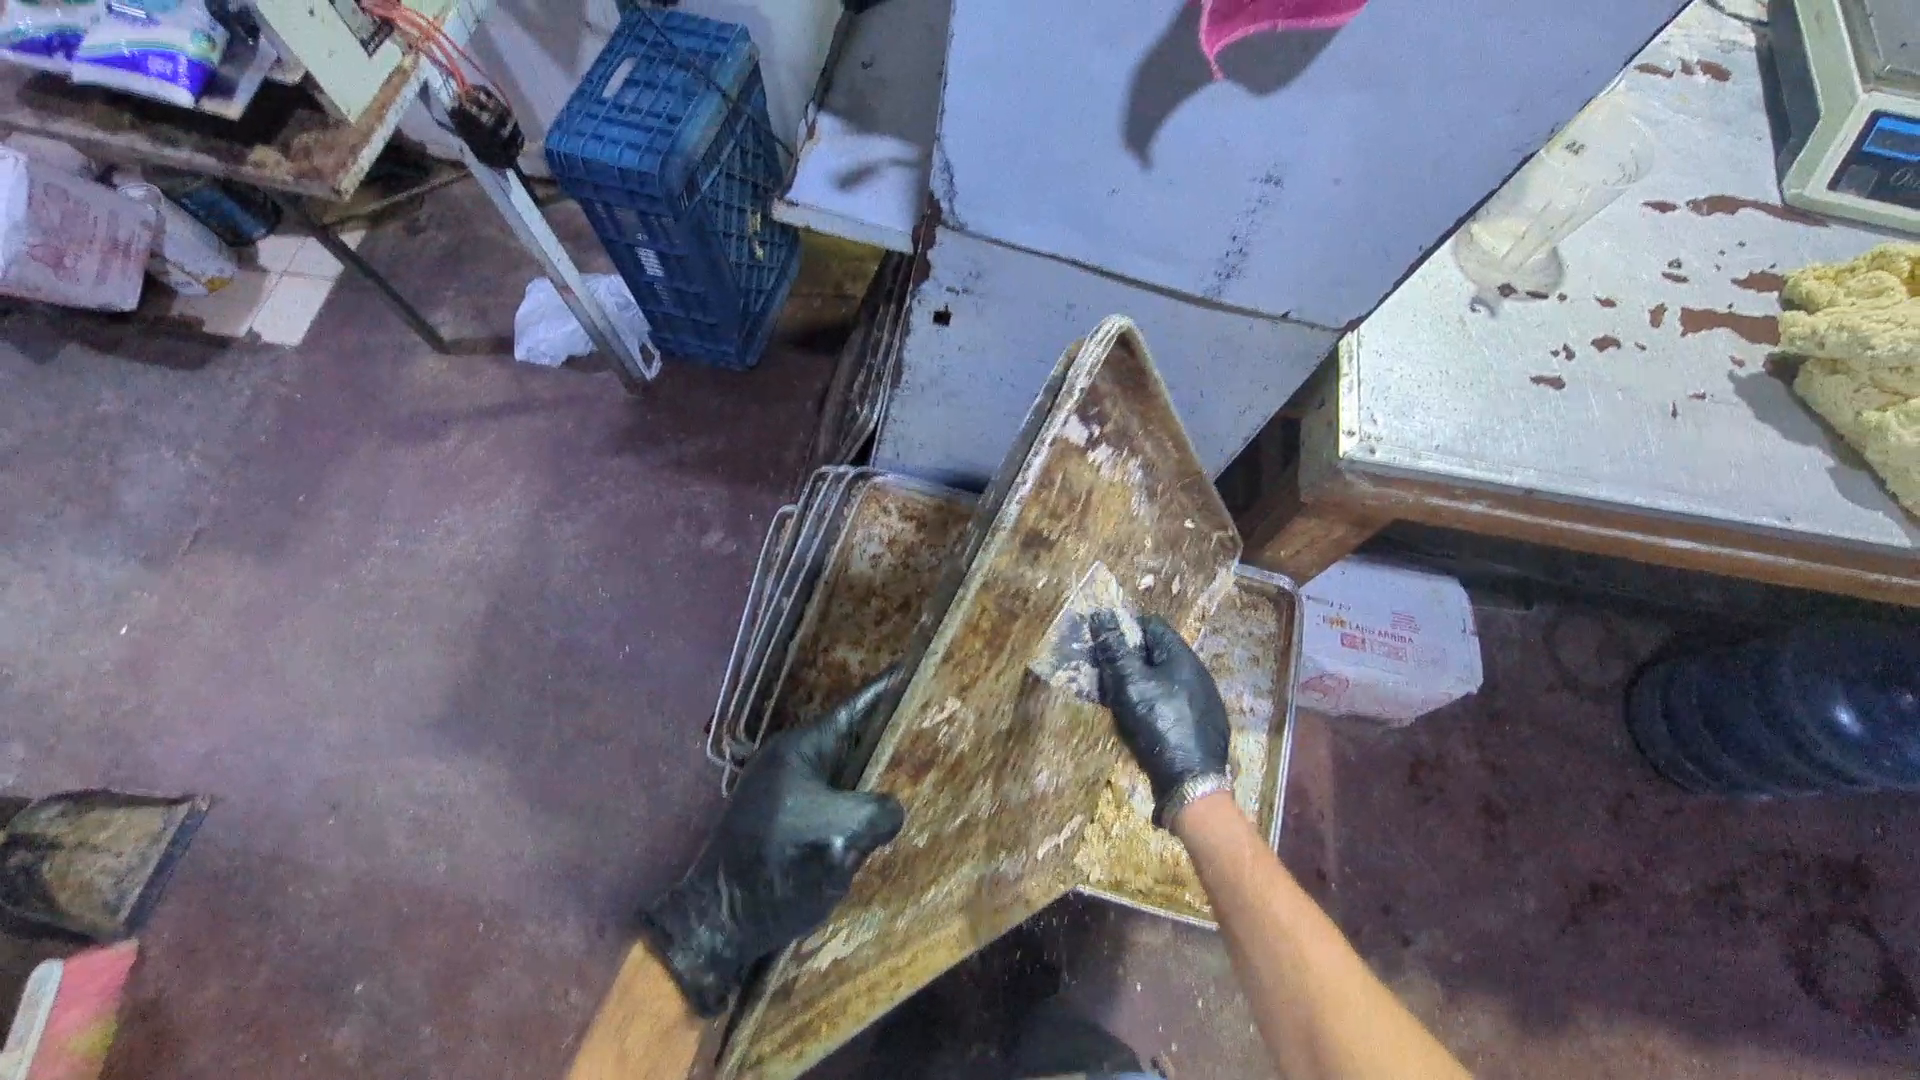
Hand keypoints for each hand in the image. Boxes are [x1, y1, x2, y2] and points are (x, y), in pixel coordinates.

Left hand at [639, 674, 905, 1015]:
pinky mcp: (791, 824)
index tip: (924, 667)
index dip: (892, 689)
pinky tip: (890, 814)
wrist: (719, 924)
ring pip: (848, 771)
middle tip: (939, 727)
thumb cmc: (778, 867)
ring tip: (924, 767)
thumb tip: (890, 810)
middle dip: (892, 733)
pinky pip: (838, 801)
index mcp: (801, 749)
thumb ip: (879, 811)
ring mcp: (790, 793)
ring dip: (878, 773)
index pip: (857, 707)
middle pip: (855, 737)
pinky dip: (863, 803)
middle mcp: (794, 762)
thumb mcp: (842, 835)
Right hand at [1090, 611, 1229, 822]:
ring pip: (1166, 680)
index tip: (1102, 644)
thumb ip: (1115, 650)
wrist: (1191, 781)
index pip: (1151, 625)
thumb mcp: (1129, 683)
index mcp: (1182, 656)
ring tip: (1119, 699)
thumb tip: (1102, 617)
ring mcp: (1204, 700)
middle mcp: (1198, 673)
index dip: (1125, 629)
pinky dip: (1155, 704)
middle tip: (1106, 674)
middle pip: (1158, 654)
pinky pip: (1174, 702)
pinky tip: (1143, 721)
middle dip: (1130, 659)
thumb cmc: (1157, 724)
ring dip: (1142, 683)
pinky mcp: (1204, 724)